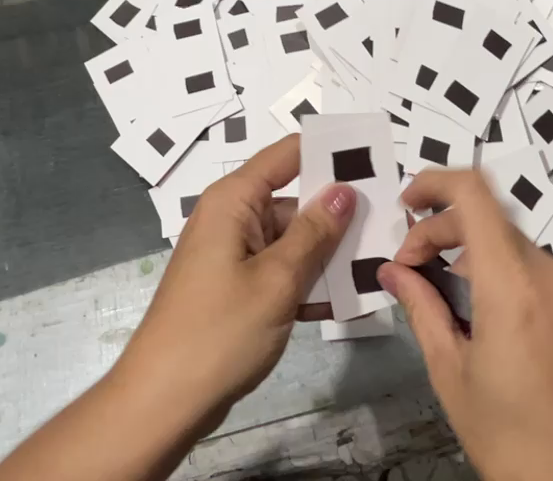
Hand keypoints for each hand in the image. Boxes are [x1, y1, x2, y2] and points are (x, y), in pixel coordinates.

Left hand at [113, 134, 356, 431]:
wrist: (163, 401)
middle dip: (336, 212)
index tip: (373, 158)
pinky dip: (306, 281)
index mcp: (234, 200)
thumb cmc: (219, 331)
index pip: (287, 154)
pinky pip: (279, 269)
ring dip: (327, 254)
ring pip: (290, 238)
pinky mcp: (235, 286)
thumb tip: (344, 191)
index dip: (327, 151)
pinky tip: (344, 301)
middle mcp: (231, 216)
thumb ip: (313, 233)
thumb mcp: (276, 280)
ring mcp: (232, 253)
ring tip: (378, 262)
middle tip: (389, 221)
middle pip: (292, 199)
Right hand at [376, 169, 552, 480]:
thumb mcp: (453, 378)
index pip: (474, 193)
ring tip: (442, 297)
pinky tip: (481, 316)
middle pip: (489, 219)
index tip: (404, 206)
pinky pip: (536, 271)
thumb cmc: (517, 445)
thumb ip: (422, 311)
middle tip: (410, 271)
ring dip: (470, 254)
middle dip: (441, 231)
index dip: (433, 181)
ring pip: (512, 245)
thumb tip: (392, 271)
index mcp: (515, 286)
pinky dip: (500, 274)